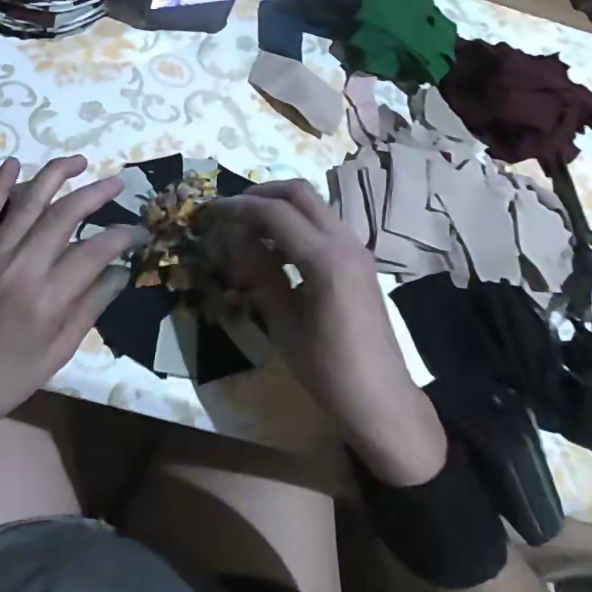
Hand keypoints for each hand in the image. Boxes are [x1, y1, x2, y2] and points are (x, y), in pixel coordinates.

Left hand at [0, 156, 144, 465]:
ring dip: (56, 174)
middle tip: (116, 183)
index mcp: (47, 298)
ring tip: (78, 161)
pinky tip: (14, 163)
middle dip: (96, 193)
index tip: (138, 231)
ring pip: (28, 201)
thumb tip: (119, 273)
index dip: (123, 235)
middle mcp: (21, 266)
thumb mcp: (57, 354)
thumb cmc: (5, 378)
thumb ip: (89, 308)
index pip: (96, 251)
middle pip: (65, 214)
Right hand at [214, 180, 446, 485]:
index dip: (238, 207)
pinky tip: (275, 252)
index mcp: (325, 258)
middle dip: (260, 194)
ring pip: (313, 206)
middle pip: (298, 193)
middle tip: (230, 211)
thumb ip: (261, 271)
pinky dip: (296, 225)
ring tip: (247, 233)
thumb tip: (237, 238)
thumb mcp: (283, 322)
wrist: (381, 399)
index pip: (274, 212)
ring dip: (279, 208)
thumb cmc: (327, 369)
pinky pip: (323, 226)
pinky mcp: (359, 261)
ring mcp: (356, 249)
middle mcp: (344, 242)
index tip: (210, 210)